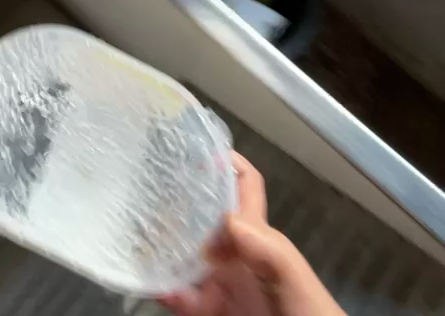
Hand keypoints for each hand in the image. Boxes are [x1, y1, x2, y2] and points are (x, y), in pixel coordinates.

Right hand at [162, 154, 345, 315]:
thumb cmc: (306, 309)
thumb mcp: (290, 274)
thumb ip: (265, 248)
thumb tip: (225, 219)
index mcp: (256, 233)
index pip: (241, 185)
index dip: (224, 161)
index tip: (192, 146)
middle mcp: (235, 252)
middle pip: (203, 216)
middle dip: (177, 201)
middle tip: (145, 186)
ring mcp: (221, 282)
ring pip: (185, 256)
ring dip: (163, 247)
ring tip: (137, 234)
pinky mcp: (210, 311)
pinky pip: (181, 298)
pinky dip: (166, 291)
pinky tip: (155, 285)